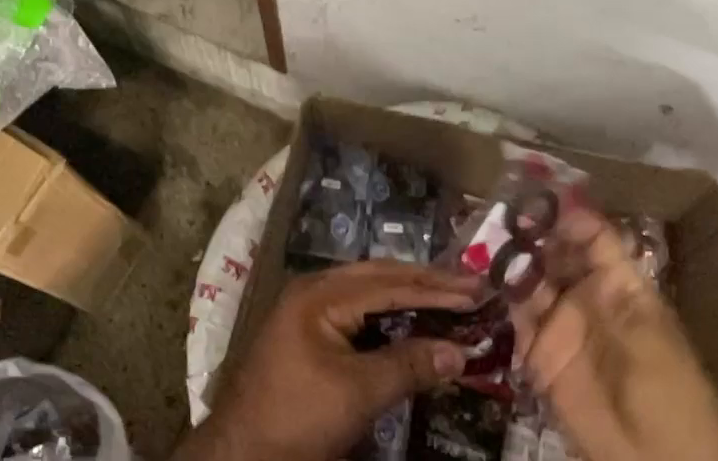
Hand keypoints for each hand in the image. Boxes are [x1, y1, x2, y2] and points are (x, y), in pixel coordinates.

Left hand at [177, 261, 481, 460]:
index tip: (477, 291)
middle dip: (425, 281)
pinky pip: (355, 308)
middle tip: (470, 286)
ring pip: (367, 289)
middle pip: (379, 275)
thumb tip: (460, 352)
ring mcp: (305, 308)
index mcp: (319, 294)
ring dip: (407, 292)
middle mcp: (312, 289)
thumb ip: (409, 366)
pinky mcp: (306, 331)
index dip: (437, 289)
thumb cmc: (296, 421)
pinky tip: (409, 317)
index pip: (390, 284)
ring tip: (448, 295)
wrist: (240, 456)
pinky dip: (387, 311)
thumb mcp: (357, 395)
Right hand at [510, 206, 717, 460]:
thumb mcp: (644, 329)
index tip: (538, 197)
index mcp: (620, 285)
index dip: (568, 216)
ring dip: (512, 258)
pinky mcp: (540, 355)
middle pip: (556, 253)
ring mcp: (562, 326)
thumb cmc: (667, 390)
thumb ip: (602, 280)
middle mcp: (588, 297)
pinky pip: (518, 315)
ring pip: (532, 279)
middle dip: (532, 231)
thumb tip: (576, 226)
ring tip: (486, 234)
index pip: (593, 238)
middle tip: (501, 208)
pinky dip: (502, 293)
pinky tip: (485, 272)